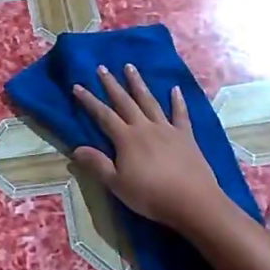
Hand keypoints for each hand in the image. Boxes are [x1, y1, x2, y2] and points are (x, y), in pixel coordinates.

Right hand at [71, 63, 229, 233]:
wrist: (193, 202)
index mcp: (126, 138)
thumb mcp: (117, 184)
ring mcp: (167, 129)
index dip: (89, 101)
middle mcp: (145, 127)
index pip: (103, 115)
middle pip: (125, 101)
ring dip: (138, 84)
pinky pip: (180, 114)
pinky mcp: (186, 136)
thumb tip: (76, 149)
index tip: (77, 86)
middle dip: (112, 84)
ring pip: (149, 101)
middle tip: (102, 67)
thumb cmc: (151, 195)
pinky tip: (175, 89)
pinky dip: (178, 101)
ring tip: (130, 67)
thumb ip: (97, 164)